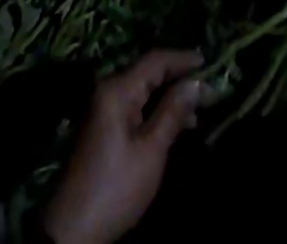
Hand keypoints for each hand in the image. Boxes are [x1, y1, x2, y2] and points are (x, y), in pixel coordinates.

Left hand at [41, 50, 203, 243]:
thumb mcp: (151, 150)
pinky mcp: (107, 126)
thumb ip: (173, 112)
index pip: (155, 60)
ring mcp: (106, 108)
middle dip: (180, 77)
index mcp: (118, 90)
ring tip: (201, 106)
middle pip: (149, 72)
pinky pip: (138, 106)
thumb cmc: (116, 186)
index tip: (209, 61)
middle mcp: (110, 91)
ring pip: (145, 90)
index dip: (183, 58)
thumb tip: (196, 82)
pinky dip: (159, 109)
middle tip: (211, 85)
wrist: (75, 227)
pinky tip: (180, 122)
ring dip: (172, 95)